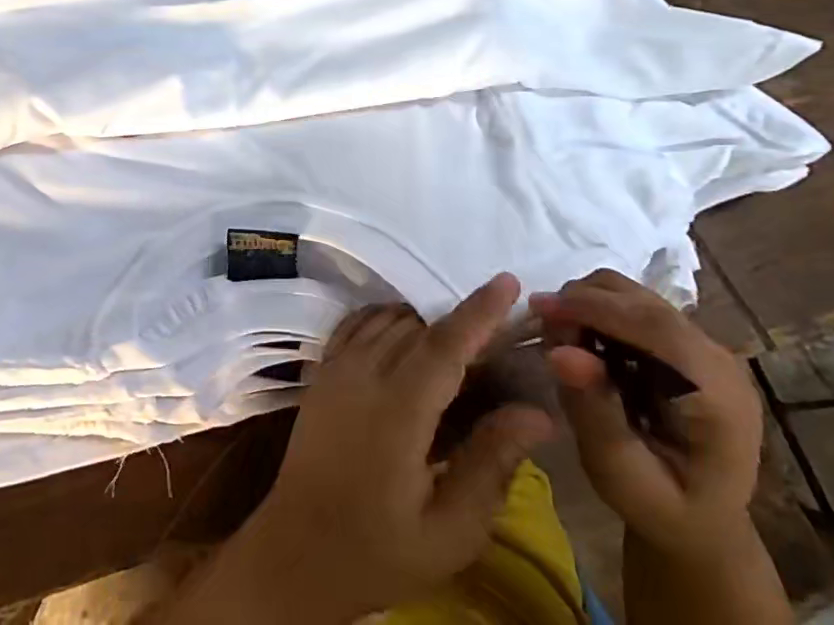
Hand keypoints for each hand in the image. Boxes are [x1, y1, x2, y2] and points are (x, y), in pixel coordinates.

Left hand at [160, 274, 552, 623]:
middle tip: (495, 340)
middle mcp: (362, 376)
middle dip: (459, 320)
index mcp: (397, 412)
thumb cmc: (378, 550)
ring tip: (455, 346)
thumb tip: (537, 412)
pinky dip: (385, 318)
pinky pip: (356, 325)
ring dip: (424, 320)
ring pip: (387, 319)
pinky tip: (404, 337)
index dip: (479, 311)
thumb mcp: (450, 530)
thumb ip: (491, 463)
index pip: (444, 344)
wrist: (296, 553)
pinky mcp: (320, 375)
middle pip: (418, 325)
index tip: (508, 280)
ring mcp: (335, 371)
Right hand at [531, 270, 765, 556]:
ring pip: (636, 295)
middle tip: (542, 330)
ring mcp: (706, 347)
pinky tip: (584, 346)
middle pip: (644, 301)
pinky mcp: (686, 342)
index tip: (540, 309)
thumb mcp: (621, 476)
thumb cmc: (662, 508)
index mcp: (717, 396)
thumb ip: (595, 414)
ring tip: (562, 341)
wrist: (701, 522)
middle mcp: (718, 359)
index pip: (655, 326)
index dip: (595, 308)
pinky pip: (636, 307)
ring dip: (590, 304)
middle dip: (585, 301)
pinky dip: (600, 313)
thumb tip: (559, 353)